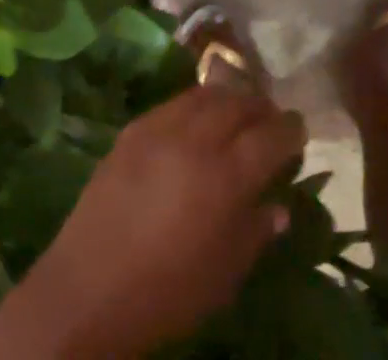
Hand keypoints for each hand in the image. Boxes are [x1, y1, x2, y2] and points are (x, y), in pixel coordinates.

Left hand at [0, 86, 307, 357]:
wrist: (88, 291)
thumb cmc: (167, 292)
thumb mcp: (226, 272)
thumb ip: (256, 231)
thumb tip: (279, 206)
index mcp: (226, 176)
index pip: (271, 136)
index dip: (291, 130)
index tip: (300, 130)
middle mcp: (194, 141)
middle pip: (237, 103)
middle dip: (260, 106)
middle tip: (270, 118)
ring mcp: (157, 131)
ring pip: (202, 95)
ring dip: (226, 98)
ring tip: (235, 112)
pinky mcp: (129, 134)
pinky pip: (170, 106)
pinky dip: (192, 106)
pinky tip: (194, 123)